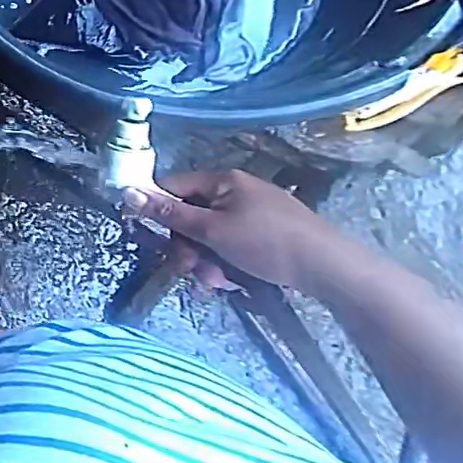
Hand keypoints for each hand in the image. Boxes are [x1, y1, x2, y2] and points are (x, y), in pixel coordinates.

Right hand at [123, 170, 366, 292]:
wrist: (336, 272)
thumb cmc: (267, 243)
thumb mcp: (210, 230)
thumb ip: (167, 213)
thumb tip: (126, 191)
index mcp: (223, 180)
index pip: (173, 186)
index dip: (158, 209)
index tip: (152, 235)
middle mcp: (238, 190)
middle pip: (193, 214)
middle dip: (187, 245)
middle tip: (189, 268)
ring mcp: (257, 212)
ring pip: (213, 234)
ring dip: (206, 259)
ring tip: (216, 282)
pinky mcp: (273, 233)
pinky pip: (235, 243)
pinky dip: (228, 262)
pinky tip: (233, 281)